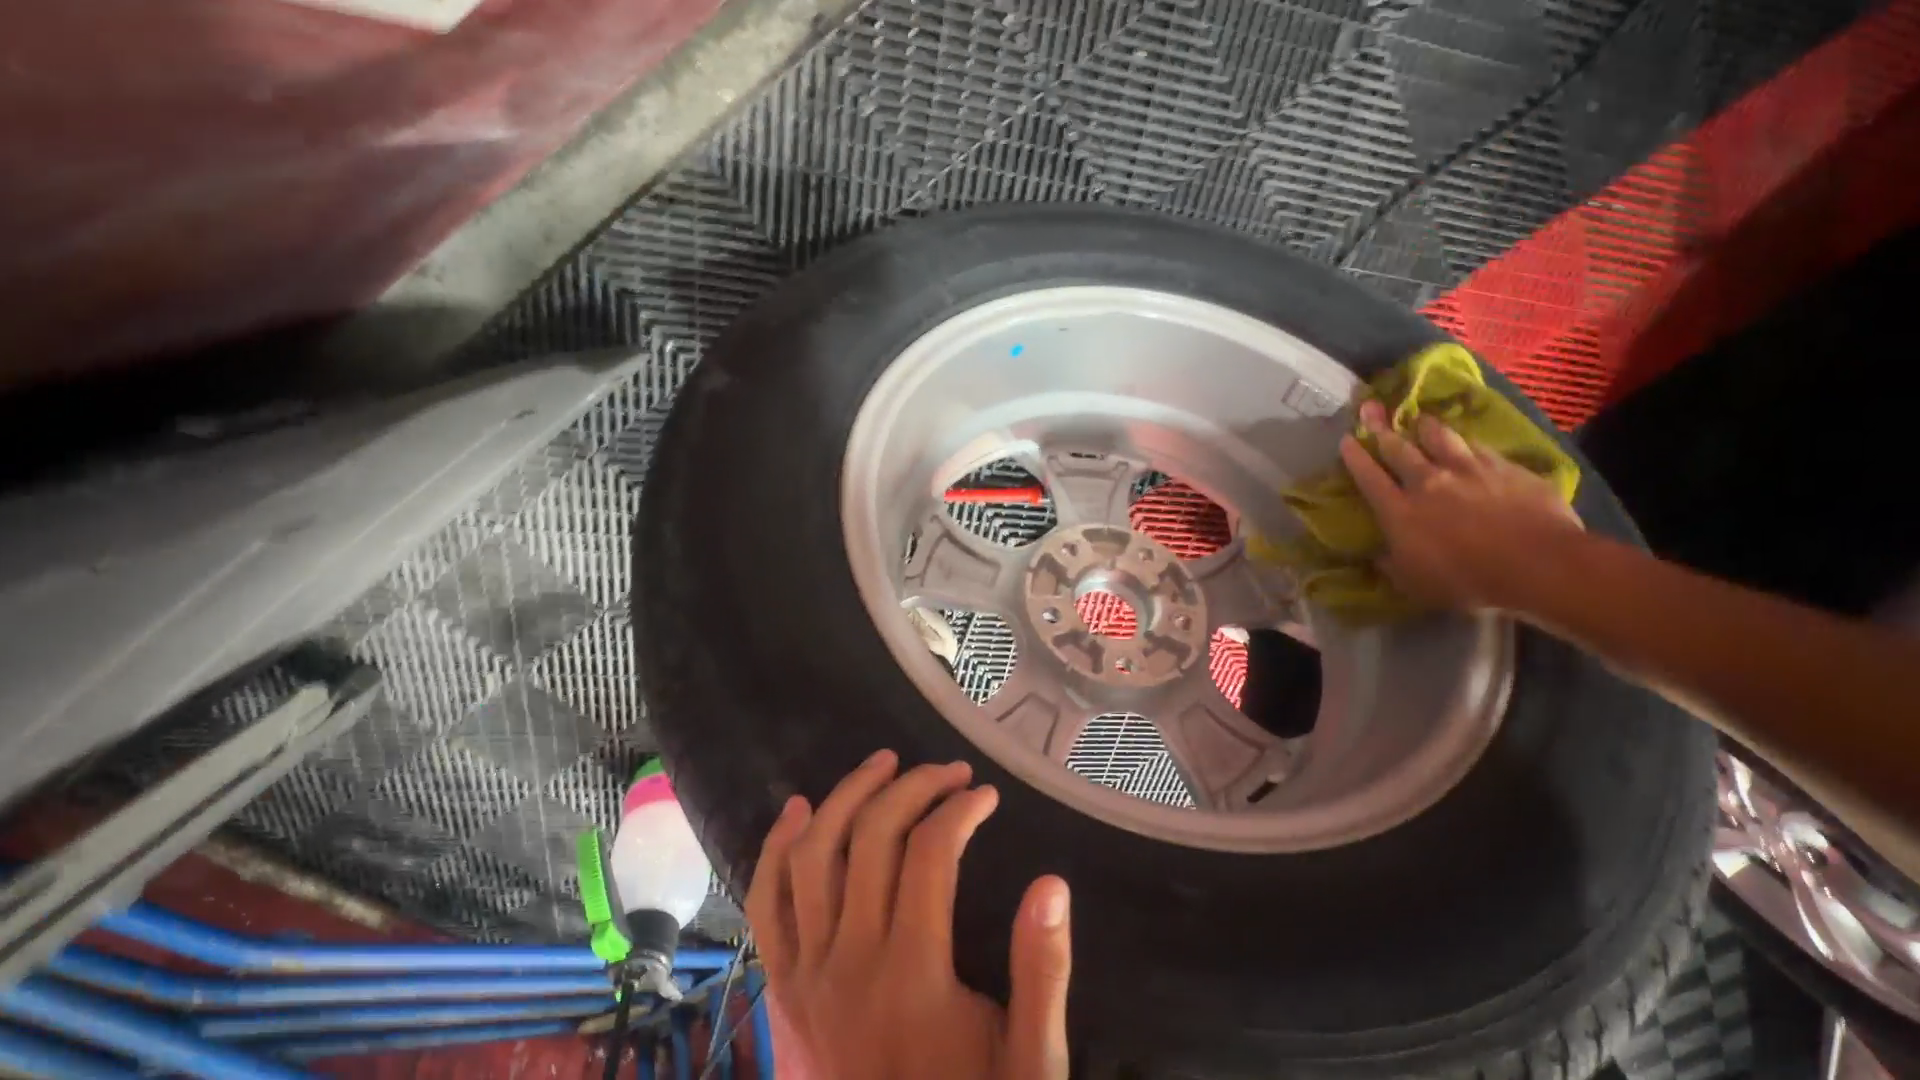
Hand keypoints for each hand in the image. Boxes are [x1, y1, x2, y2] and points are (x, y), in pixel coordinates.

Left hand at [746, 750, 1072, 1079]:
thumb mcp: (1028, 1059)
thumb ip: (1042, 975)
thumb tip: (1051, 884)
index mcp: (913, 972)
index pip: (931, 853)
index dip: (961, 809)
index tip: (987, 795)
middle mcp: (850, 959)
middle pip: (872, 838)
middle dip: (913, 787)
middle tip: (949, 771)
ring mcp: (806, 972)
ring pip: (812, 856)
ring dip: (846, 797)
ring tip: (884, 764)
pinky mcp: (782, 988)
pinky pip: (766, 904)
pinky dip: (776, 849)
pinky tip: (798, 810)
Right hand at [1342, 400, 1581, 611]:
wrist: (1536, 564)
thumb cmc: (1466, 581)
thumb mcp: (1414, 584)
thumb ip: (1392, 564)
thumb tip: (1378, 555)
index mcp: (1399, 511)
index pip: (1368, 477)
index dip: (1355, 457)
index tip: (1347, 439)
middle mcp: (1428, 481)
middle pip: (1399, 448)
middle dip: (1381, 428)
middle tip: (1372, 408)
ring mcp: (1469, 469)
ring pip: (1440, 437)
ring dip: (1426, 427)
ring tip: (1421, 419)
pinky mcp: (1505, 467)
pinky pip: (1479, 448)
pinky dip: (1467, 443)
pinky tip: (1468, 443)